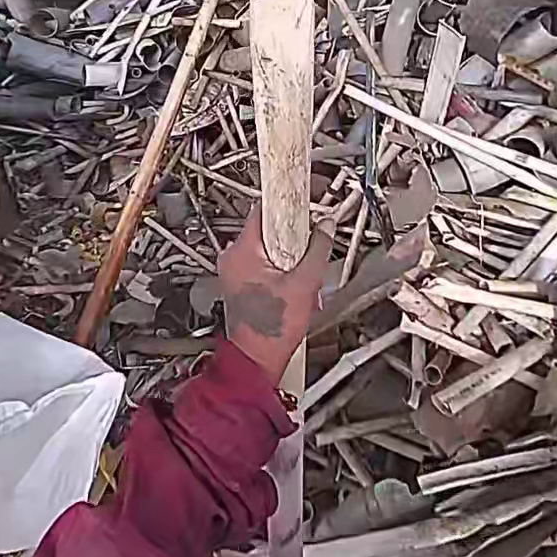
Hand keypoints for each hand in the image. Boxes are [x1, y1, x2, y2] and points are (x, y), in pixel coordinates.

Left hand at [217, 207, 333, 383]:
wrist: (258, 358)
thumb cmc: (272, 329)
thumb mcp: (304, 284)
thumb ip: (317, 250)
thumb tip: (325, 226)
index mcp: (242, 251)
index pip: (263, 209)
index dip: (286, 201)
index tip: (302, 197)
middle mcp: (231, 256)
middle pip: (265, 227)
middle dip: (290, 233)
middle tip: (306, 246)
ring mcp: (232, 268)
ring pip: (264, 243)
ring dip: (285, 250)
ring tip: (298, 270)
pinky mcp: (238, 279)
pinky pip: (260, 258)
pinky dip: (277, 263)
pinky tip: (289, 280)